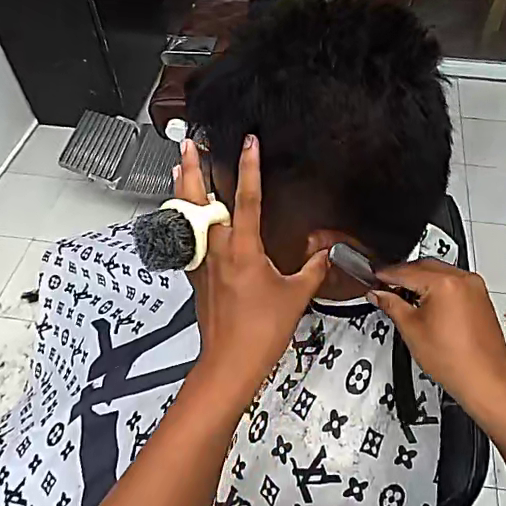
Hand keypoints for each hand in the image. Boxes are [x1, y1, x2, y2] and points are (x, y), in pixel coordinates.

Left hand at [174, 135, 328, 398]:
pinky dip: (185, 219)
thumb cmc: (259, 332)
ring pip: (187, 217)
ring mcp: (202, 263)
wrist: (231, 361)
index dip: (248, 167)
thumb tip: (323, 252)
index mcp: (244, 250)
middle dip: (196, 168)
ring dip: (184, 190)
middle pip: (200, 200)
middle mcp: (217, 252)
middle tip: (191, 144)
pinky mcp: (196, 277)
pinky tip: (185, 217)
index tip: (249, 144)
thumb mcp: (297, 296)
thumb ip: (314, 268)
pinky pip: (188, 238)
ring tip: (181, 168)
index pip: (246, 198)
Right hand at [367, 260, 505, 413]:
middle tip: (385, 286)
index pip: (407, 271)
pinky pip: (454, 283)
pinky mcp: (481, 297)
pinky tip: (426, 302)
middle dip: (403, 275)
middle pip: (424, 267)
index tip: (376, 276)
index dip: (386, 274)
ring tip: (403, 296)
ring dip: (421, 280)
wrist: (484, 379)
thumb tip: (380, 294)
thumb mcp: (412, 330)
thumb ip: (392, 305)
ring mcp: (475, 287)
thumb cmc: (456, 361)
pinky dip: (438, 288)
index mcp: (445, 284)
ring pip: (440, 273)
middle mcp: (464, 280)